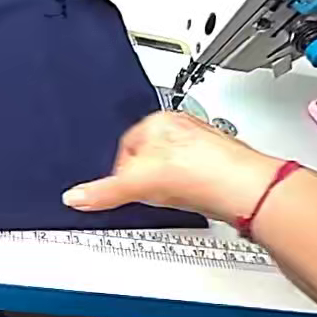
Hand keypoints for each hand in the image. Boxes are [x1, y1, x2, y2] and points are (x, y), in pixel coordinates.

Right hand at [62, 110, 286, 222]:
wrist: (244, 190)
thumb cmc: (200, 170)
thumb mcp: (134, 183)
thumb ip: (101, 191)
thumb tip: (72, 197)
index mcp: (156, 119)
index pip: (121, 146)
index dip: (119, 171)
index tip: (123, 186)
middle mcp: (180, 124)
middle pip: (143, 157)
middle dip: (142, 176)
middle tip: (146, 191)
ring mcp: (200, 142)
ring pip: (166, 167)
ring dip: (163, 184)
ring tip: (169, 194)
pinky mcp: (215, 161)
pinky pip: (186, 176)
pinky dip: (182, 188)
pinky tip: (186, 196)